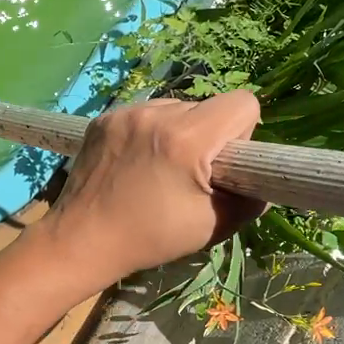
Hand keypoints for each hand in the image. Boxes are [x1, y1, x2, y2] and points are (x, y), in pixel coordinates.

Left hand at [34, 92, 265, 287]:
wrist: (81, 239)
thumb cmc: (148, 236)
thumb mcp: (212, 225)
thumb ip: (249, 200)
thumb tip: (262, 186)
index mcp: (185, 138)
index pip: (241, 104)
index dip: (243, 133)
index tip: (225, 164)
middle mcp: (153, 114)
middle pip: (205, 106)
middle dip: (208, 135)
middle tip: (190, 174)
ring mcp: (123, 114)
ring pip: (172, 108)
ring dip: (177, 131)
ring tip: (160, 169)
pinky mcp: (101, 119)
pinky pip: (142, 114)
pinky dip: (148, 133)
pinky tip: (135, 163)